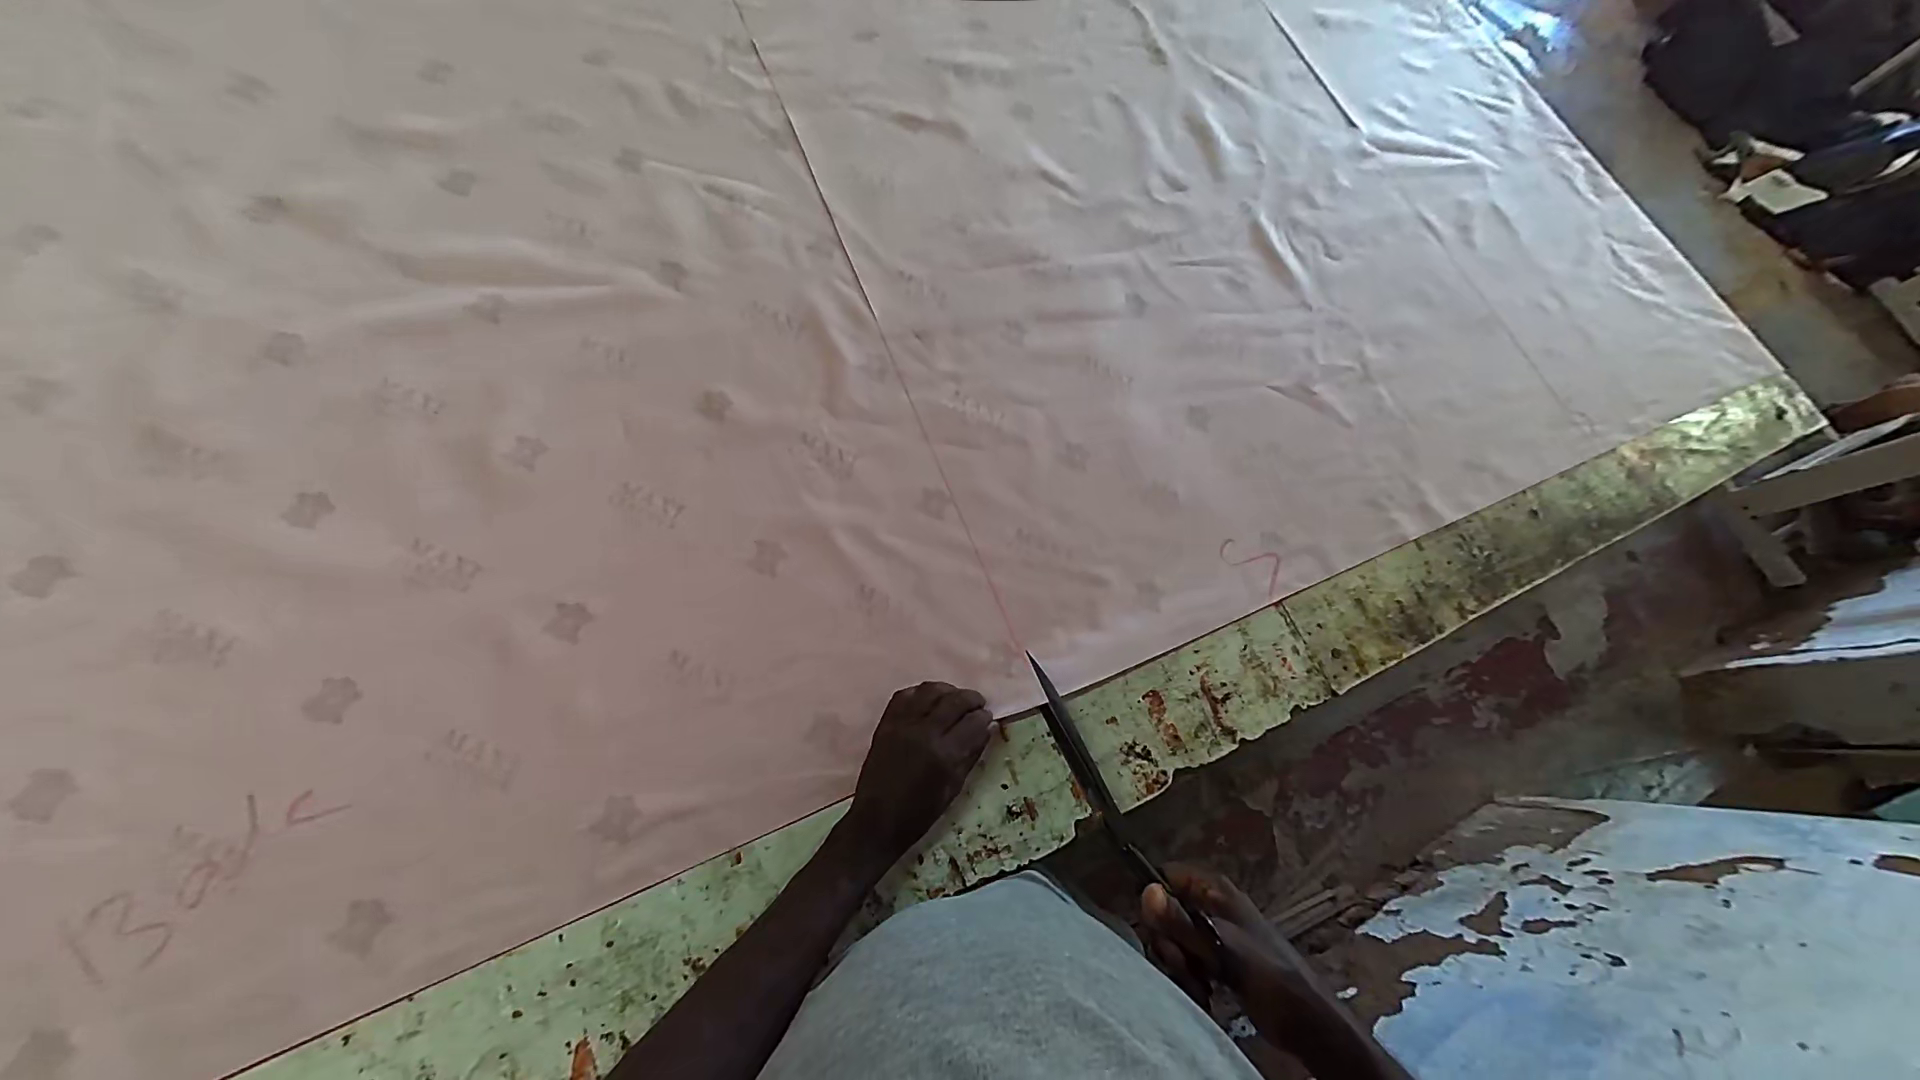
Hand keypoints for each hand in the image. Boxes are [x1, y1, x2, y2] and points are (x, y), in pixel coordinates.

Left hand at [840, 681, 994, 863]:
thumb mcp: (954, 788)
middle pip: (954, 701)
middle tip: (978, 703)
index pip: (973, 722)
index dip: (984, 716)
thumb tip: (988, 728)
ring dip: (947, 691)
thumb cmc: (920, 813)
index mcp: (944, 754)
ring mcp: (902, 724)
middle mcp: (924, 732)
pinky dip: (920, 693)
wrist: (877, 820)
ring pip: (930, 691)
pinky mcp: (885, 723)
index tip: (988, 716)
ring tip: (955, 698)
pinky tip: (928, 700)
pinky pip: (904, 695)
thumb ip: (972, 755)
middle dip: (971, 699)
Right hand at [1140, 865, 1335, 1043]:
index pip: (1166, 876)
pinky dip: (1189, 976)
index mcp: (1215, 890)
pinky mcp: (1216, 957)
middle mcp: (1210, 904)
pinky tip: (1203, 993)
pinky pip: (1186, 958)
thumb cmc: (1270, 978)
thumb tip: (1145, 891)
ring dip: (1179, 964)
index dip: (1156, 900)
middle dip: (1169, 942)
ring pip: (1173, 937)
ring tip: (1199, 985)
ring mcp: (1214, 931)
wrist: (1309, 1023)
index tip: (1159, 929)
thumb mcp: (1223, 950)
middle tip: (1185, 966)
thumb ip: (1182, 923)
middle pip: (1165, 910)